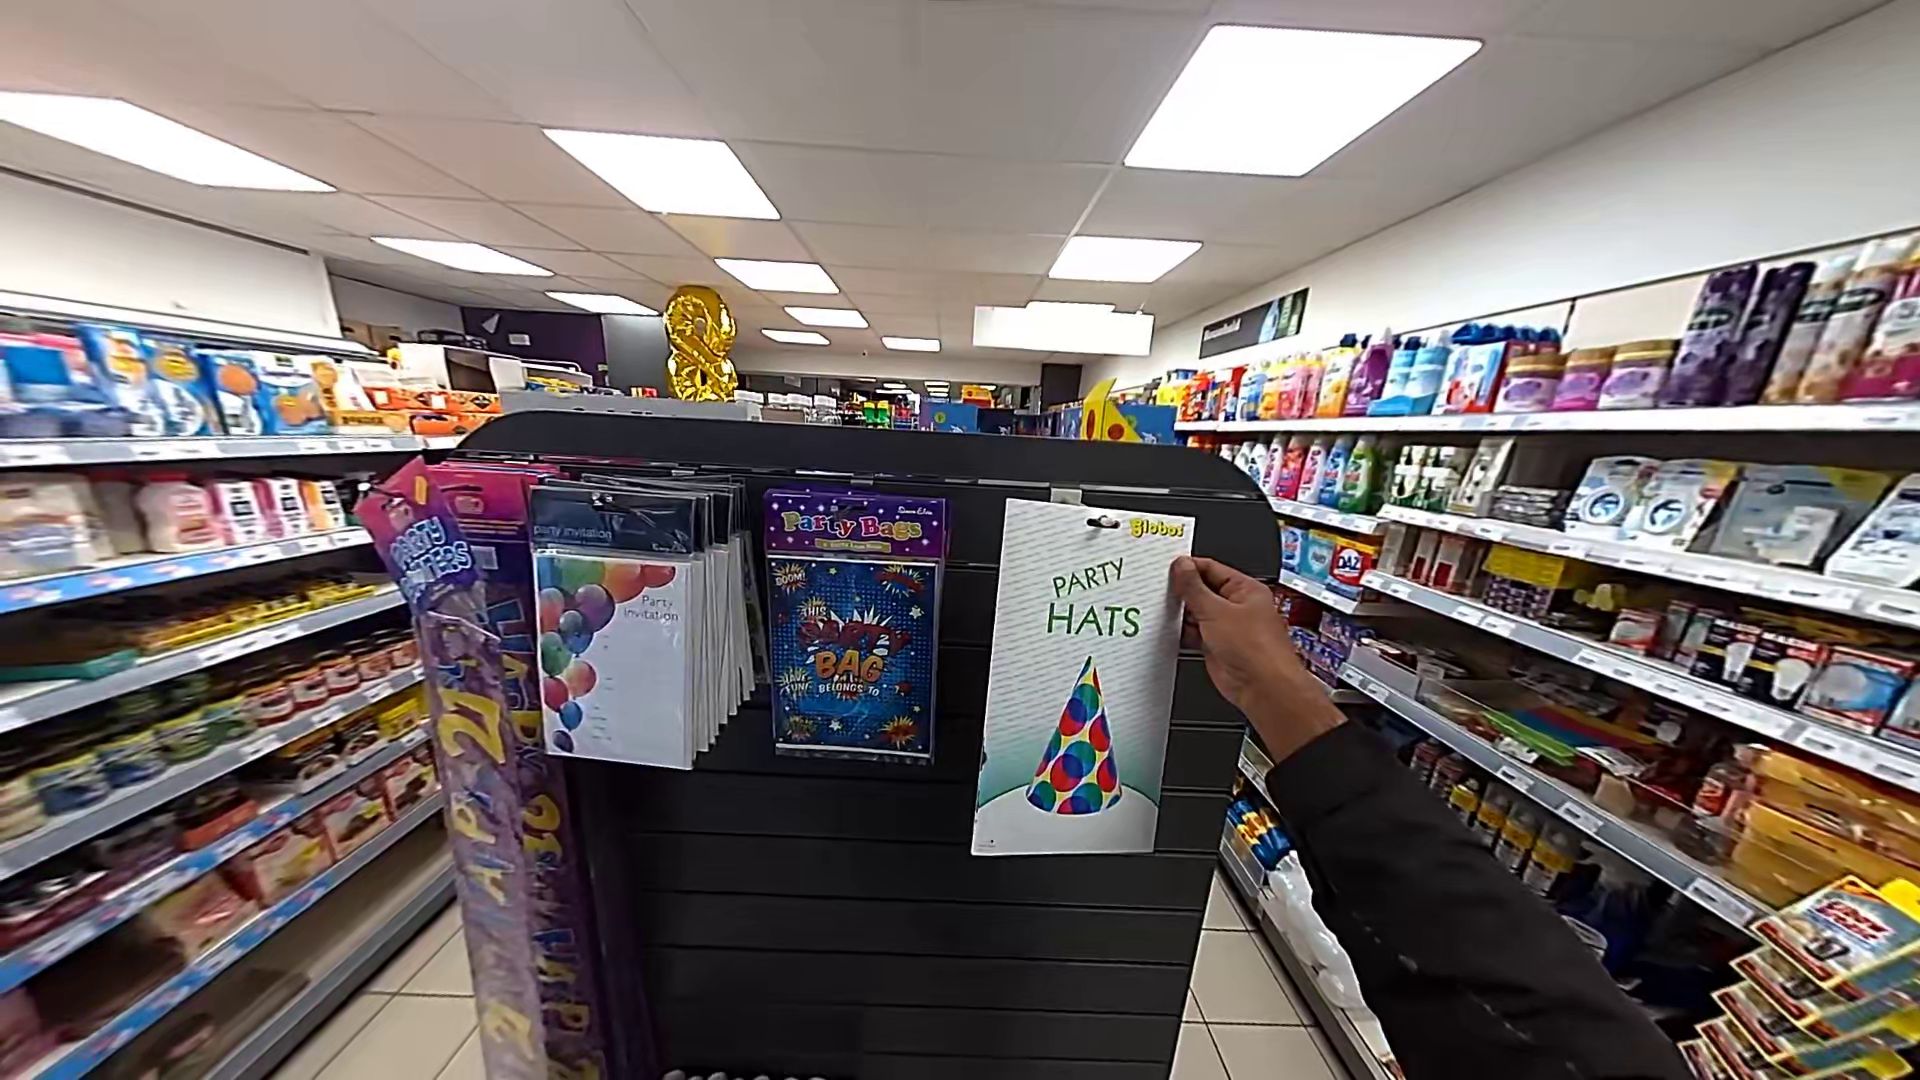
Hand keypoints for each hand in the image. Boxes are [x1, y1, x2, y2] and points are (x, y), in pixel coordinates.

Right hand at [1170, 556, 1343, 761]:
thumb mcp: (1216, 610)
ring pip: (1196, 611)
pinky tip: (1172, 628)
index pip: (1211, 568)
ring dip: (1182, 612)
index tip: (1169, 569)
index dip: (1189, 567)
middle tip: (1164, 590)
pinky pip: (1194, 631)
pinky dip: (1183, 630)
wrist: (1262, 688)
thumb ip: (1193, 587)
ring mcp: (1226, 626)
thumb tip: (1182, 566)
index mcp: (1245, 589)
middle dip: (1183, 591)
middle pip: (1202, 590)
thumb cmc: (1257, 650)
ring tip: (1166, 609)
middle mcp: (1237, 606)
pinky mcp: (1216, 645)